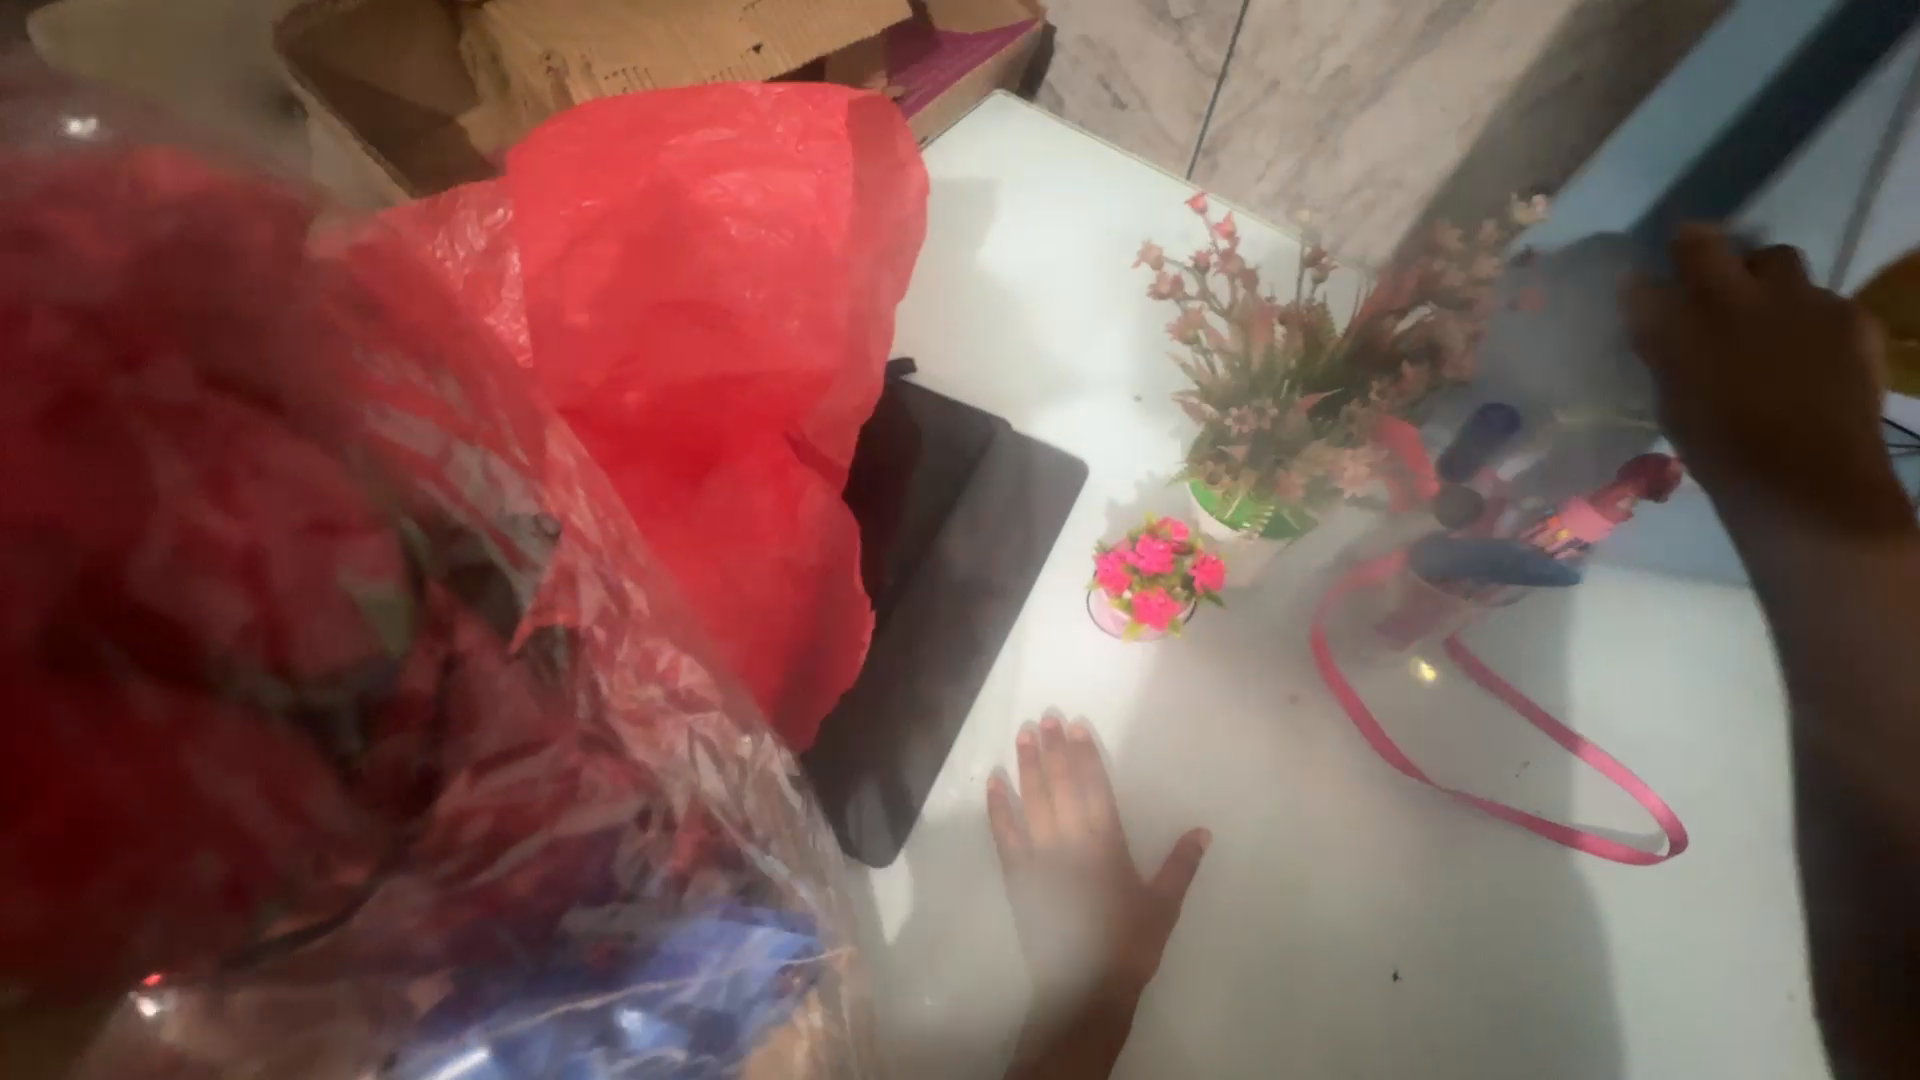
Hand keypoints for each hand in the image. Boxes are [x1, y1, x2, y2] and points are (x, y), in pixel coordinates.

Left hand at [986, 712, 1209, 1004]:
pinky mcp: (1017, 874)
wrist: (1086, 987)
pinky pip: (1004, 832)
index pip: (1093, 787)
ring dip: (1027, 765)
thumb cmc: (1129, 944)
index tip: (1074, 726)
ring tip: (1023, 735)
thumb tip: (1202, 830)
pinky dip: (998, 805)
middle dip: (1053, 749)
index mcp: (1106, 843)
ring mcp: (1040, 855)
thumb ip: (1180, 864)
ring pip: (1031, 799)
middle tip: (1045, 718)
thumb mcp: (1163, 904)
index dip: (1084, 754)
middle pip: (1060, 784)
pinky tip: (993, 781)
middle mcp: (1070, 840)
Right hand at [1623, 224, 1906, 532]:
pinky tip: (1801, 348)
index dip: (1638, 281)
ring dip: (1759, 275)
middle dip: (1696, 247)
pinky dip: (1804, 313)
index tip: (1634, 284)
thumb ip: (1664, 350)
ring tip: (1756, 310)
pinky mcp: (1851, 317)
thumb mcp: (1670, 396)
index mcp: (1681, 325)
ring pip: (1775, 262)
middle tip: (1691, 258)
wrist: (1801, 473)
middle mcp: (1737, 300)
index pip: (1643, 283)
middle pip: (1710, 246)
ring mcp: (1801, 303)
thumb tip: (1652, 322)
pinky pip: (1821, 299)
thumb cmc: (1714, 443)